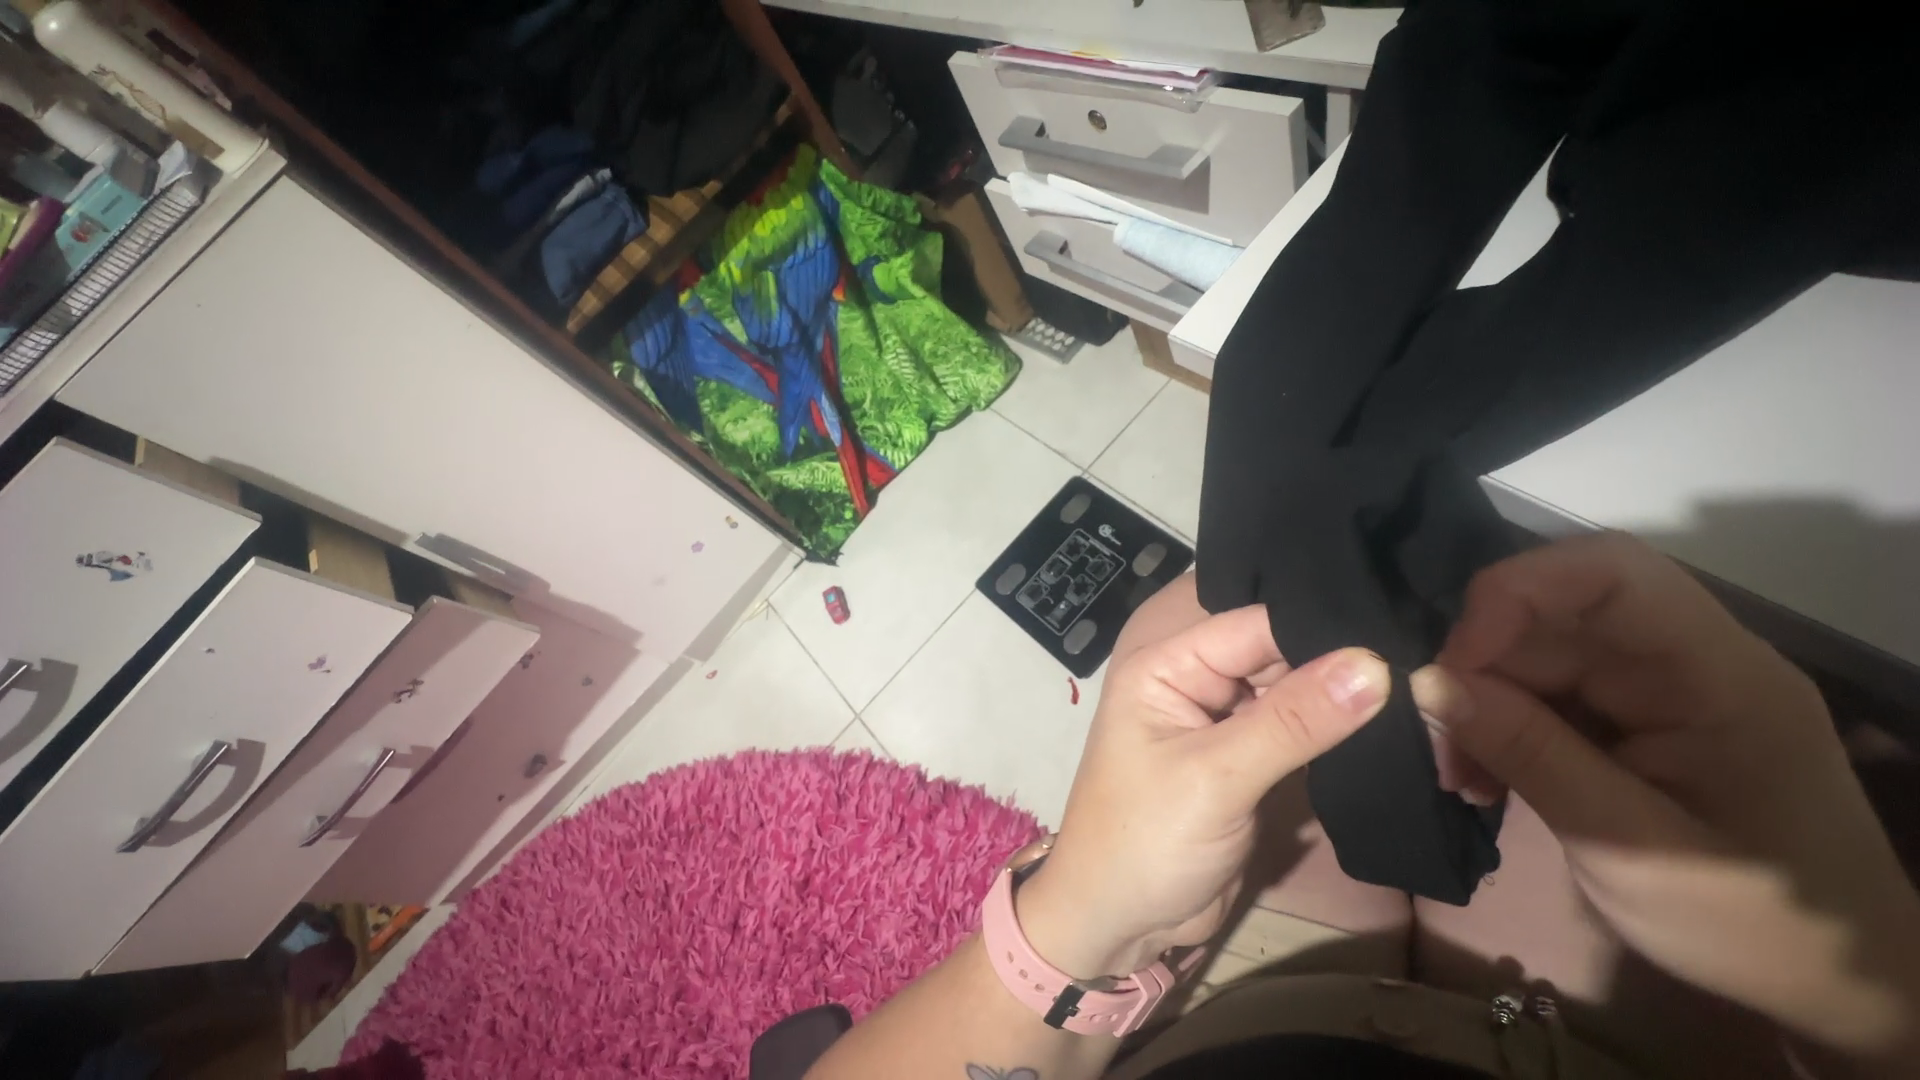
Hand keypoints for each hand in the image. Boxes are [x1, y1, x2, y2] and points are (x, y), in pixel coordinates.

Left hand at [1014, 588, 1390, 981]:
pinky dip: (1331, 730)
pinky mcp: (1242, 761)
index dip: (1320, 625)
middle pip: (1274, 653)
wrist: (1118, 922)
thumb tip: (1374, 664)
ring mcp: (1219, 723)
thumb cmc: (1146, 840)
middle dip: (1337, 658)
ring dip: (1341, 696)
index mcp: (1165, 667)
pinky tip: (1389, 721)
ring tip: (1422, 683)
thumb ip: (1294, 722)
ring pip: (1289, 692)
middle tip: (1421, 657)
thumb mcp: (1217, 777)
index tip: (1398, 625)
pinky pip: (1292, 731)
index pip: (1252, 626)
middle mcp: (1191, 683)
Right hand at [1410, 534, 1919, 1064]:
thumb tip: (1427, 681)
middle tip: (1438, 744)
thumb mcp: (1629, 847)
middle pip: (1552, 617)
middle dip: (1478, 669)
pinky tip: (1484, 779)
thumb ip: (1529, 754)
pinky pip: (1538, 693)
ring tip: (1462, 778)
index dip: (1516, 591)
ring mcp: (1654, 689)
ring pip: (1532, 655)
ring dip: (1478, 705)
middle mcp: (1684, 661)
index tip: (1451, 662)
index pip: (1609, 573)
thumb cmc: (1750, 923)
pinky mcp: (1626, 718)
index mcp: (1720, 676)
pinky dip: (1496, 727)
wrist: (1831, 984)